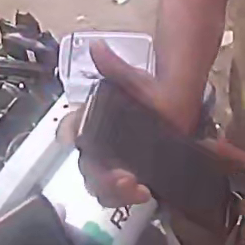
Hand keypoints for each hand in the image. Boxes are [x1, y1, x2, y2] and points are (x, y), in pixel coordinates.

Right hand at [65, 40, 198, 207]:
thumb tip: (97, 48)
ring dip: (116, 193)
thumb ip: (113, 67)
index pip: (69, 131)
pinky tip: (145, 192)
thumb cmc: (149, 90)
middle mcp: (96, 146)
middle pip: (87, 169)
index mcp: (90, 124)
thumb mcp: (130, 78)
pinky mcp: (131, 174)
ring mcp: (113, 163)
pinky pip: (122, 192)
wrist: (176, 100)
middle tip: (126, 180)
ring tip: (138, 190)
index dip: (72, 138)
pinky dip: (129, 196)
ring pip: (101, 187)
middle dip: (103, 180)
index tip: (81, 139)